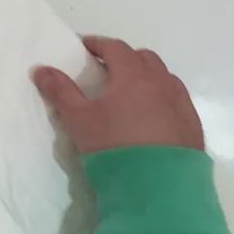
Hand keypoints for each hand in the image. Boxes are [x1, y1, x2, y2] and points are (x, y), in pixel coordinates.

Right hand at [31, 37, 204, 155]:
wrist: (160, 189)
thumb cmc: (114, 145)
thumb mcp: (78, 118)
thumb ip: (59, 90)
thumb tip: (40, 69)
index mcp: (134, 76)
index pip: (116, 47)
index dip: (98, 43)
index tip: (83, 47)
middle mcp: (162, 84)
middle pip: (144, 58)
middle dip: (124, 57)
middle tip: (106, 69)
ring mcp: (182, 105)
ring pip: (164, 78)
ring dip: (146, 76)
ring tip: (129, 93)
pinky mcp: (193, 126)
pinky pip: (177, 100)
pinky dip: (161, 97)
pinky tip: (150, 116)